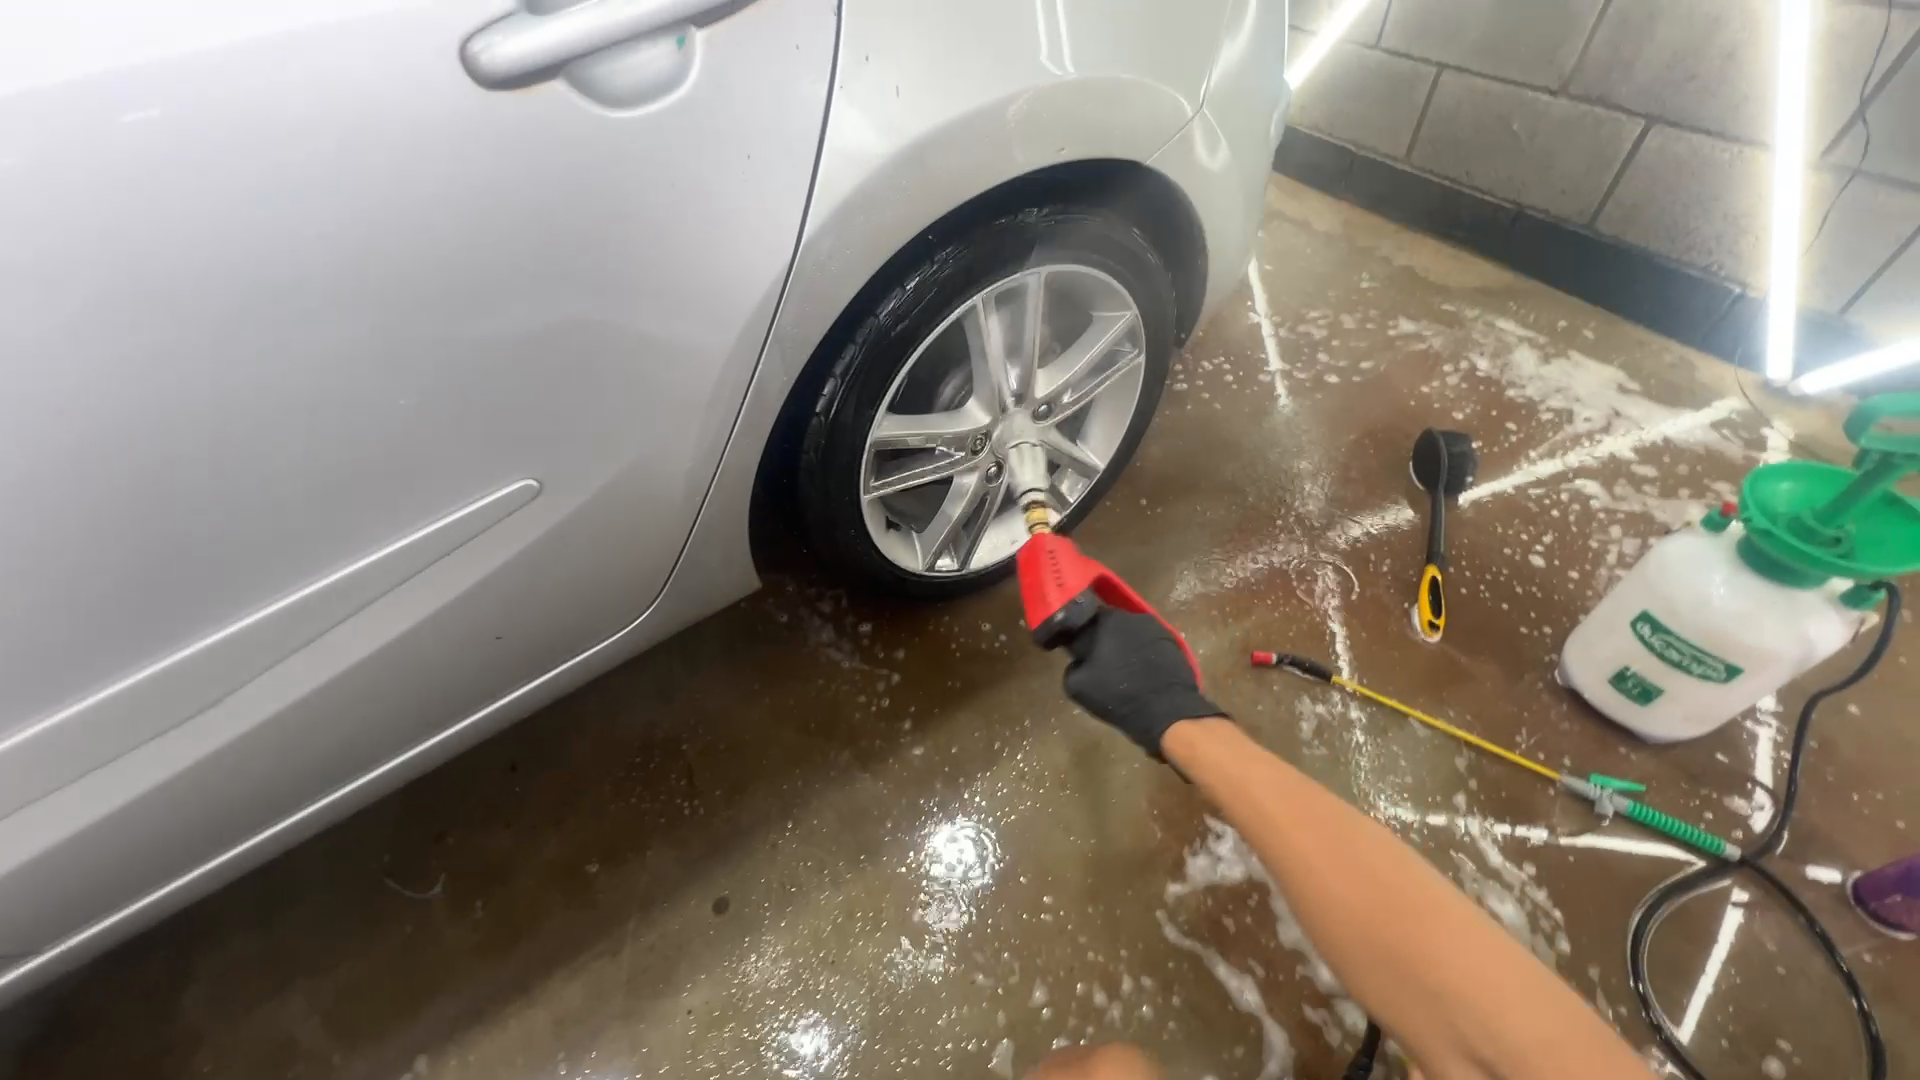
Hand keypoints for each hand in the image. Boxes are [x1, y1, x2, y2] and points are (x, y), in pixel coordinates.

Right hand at [1062, 609, 1223, 757]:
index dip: (1079, 638)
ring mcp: (1156, 627)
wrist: (1168, 714)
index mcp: (1107, 619)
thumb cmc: (1118, 696)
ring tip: (1123, 670)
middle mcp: (1132, 616)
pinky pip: (1148, 643)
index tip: (1079, 654)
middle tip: (1100, 663)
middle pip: (1109, 624)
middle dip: (1103, 639)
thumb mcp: (1076, 685)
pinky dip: (1142, 653)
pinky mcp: (1173, 642)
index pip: (1083, 621)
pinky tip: (1142, 672)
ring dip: (1124, 646)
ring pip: (1130, 633)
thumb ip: (1072, 664)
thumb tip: (1080, 659)